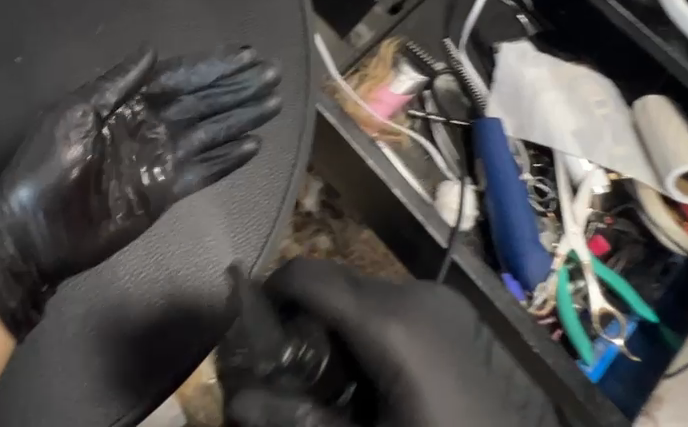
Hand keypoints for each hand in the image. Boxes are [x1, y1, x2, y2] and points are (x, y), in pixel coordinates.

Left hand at [0, 47, 282, 338]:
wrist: (30, 233)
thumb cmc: (46, 165)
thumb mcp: (75, 113)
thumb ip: (117, 83)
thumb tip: (152, 49)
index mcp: (126, 102)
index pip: (178, 77)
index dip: (213, 66)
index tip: (246, 55)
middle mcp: (148, 126)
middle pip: (201, 102)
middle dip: (235, 88)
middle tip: (271, 76)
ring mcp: (157, 160)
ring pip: (209, 133)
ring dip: (240, 118)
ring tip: (272, 104)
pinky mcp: (163, 194)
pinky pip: (202, 172)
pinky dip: (227, 159)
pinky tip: (253, 145)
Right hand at [224, 260, 509, 426]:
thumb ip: (298, 419)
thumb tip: (234, 401)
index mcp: (389, 320)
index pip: (305, 275)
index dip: (268, 294)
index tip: (248, 331)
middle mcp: (412, 293)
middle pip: (331, 282)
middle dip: (299, 317)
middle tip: (281, 367)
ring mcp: (438, 299)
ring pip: (359, 292)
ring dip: (333, 324)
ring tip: (328, 379)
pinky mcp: (453, 312)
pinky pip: (391, 305)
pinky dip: (366, 329)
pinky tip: (368, 378)